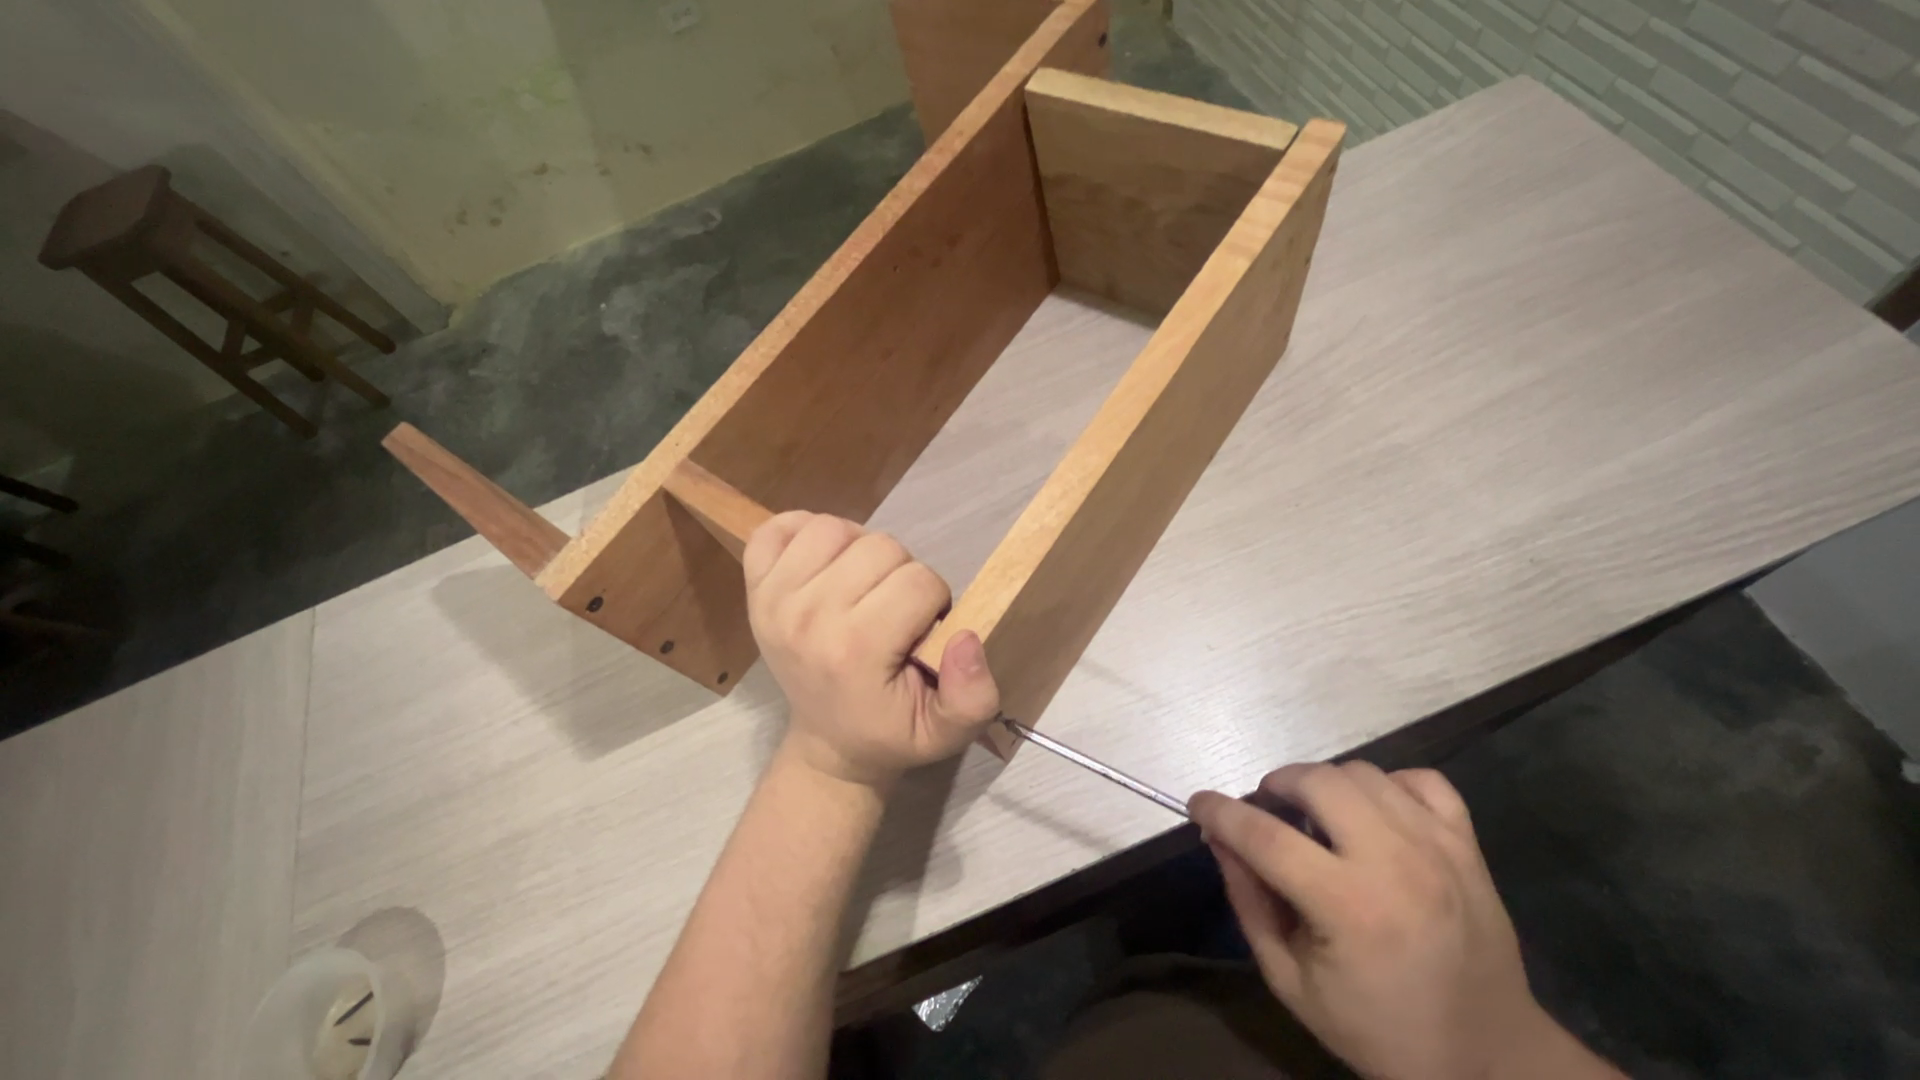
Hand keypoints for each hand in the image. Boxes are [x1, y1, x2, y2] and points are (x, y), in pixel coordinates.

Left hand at [743, 511, 999, 790]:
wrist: (829, 744)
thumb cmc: (891, 731)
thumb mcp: (945, 731)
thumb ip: (972, 695)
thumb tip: (964, 636)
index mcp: (855, 649)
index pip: (920, 581)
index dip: (935, 601)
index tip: (922, 632)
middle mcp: (809, 617)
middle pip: (882, 547)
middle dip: (901, 574)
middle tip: (895, 612)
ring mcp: (776, 598)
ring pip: (836, 528)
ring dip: (860, 550)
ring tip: (864, 587)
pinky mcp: (756, 587)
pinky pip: (779, 527)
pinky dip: (806, 534)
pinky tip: (826, 565)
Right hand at [1190, 763, 1621, 1079]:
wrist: (1488, 1056)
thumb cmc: (1378, 1028)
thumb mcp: (1291, 981)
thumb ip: (1249, 903)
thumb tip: (1218, 840)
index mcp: (1348, 907)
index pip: (1264, 836)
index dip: (1220, 813)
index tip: (1198, 804)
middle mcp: (1396, 863)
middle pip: (1317, 782)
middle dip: (1275, 785)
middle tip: (1265, 811)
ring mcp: (1438, 848)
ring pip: (1364, 772)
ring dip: (1324, 783)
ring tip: (1315, 815)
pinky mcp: (1468, 845)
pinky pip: (1422, 780)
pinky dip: (1388, 784)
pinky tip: (1374, 813)